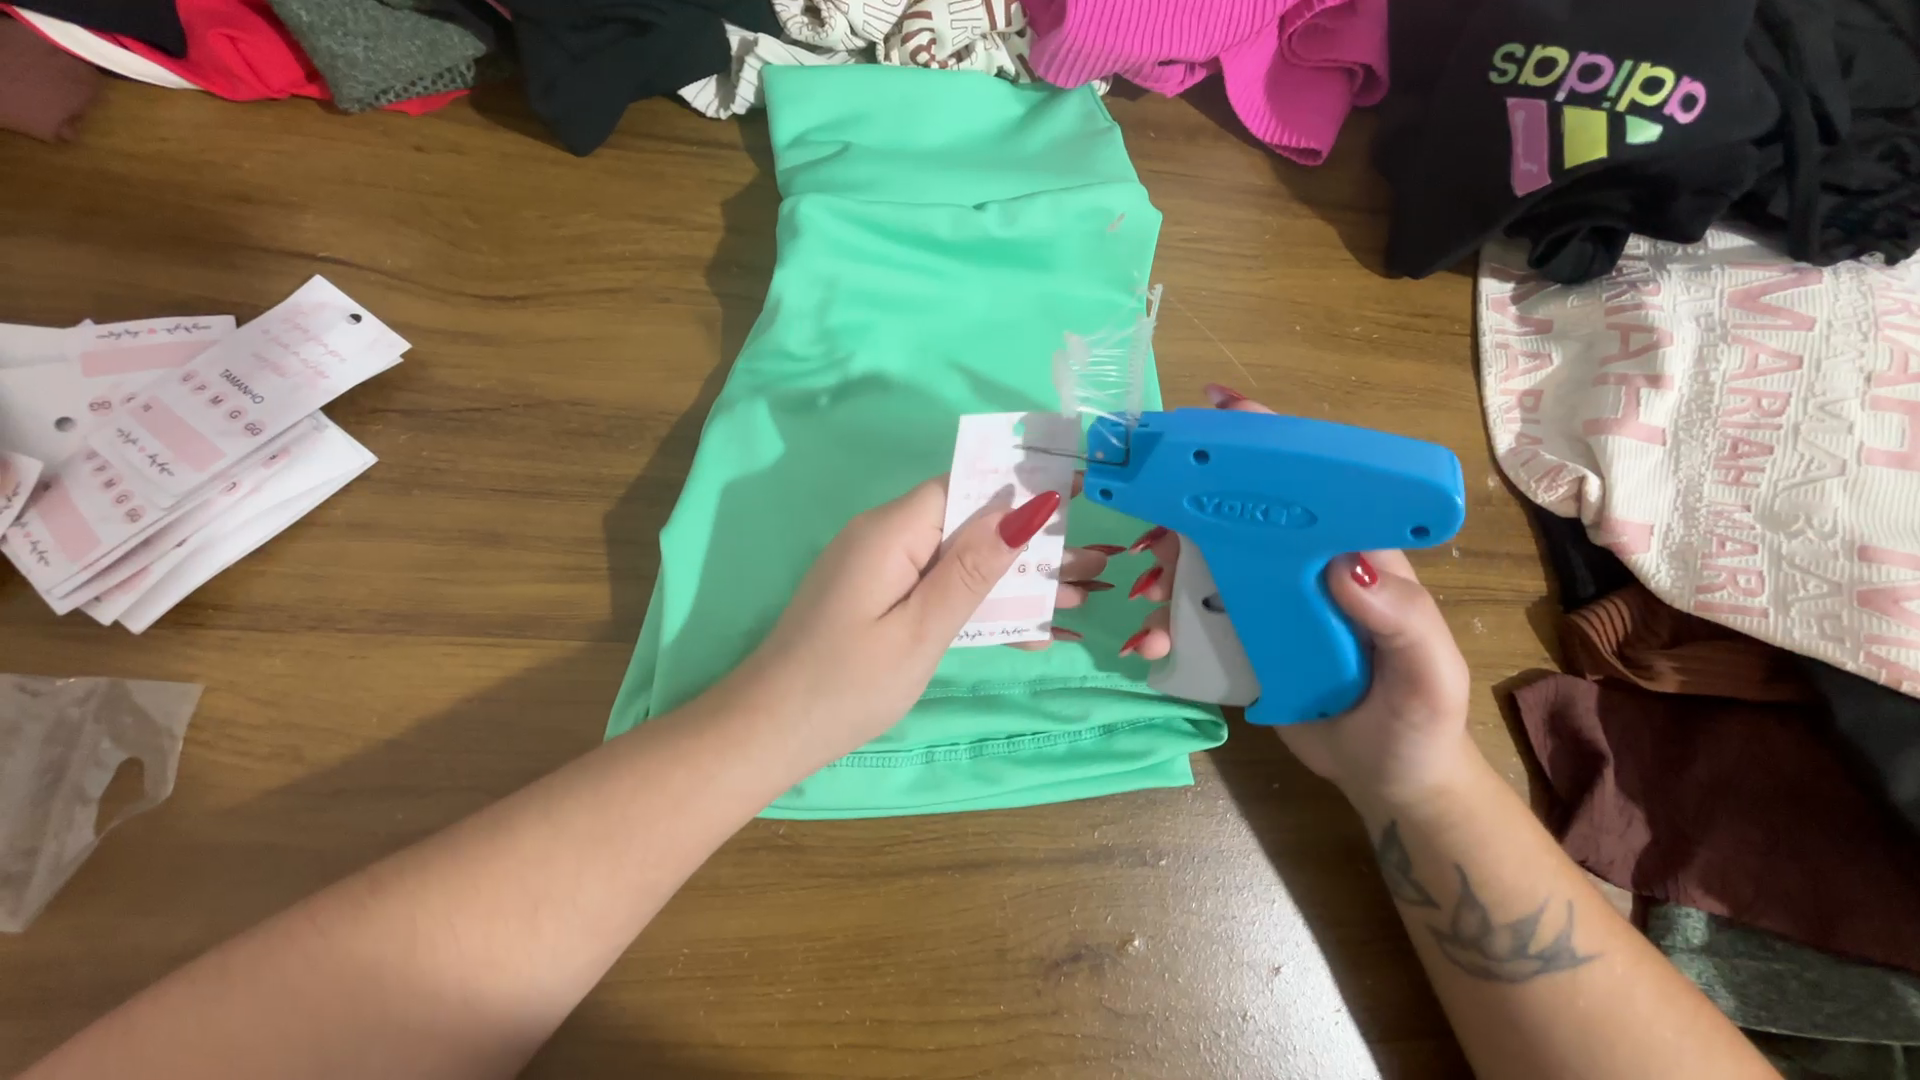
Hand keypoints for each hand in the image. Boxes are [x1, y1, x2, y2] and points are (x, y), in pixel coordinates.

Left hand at [731, 476, 1113, 754]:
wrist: (770, 732)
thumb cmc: (847, 684)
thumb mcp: (921, 629)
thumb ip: (973, 569)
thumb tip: (1027, 506)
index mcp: (893, 530)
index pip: (967, 485)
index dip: (1024, 487)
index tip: (1083, 498)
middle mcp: (886, 537)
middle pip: (970, 524)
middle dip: (1032, 545)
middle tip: (1095, 569)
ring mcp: (881, 569)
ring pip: (961, 560)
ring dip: (1015, 581)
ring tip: (1080, 599)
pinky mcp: (879, 599)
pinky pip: (939, 589)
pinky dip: (979, 606)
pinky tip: (1029, 632)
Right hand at [1120, 385, 1475, 808]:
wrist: (1388, 780)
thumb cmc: (1416, 720)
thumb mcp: (1426, 671)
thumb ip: (1399, 618)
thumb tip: (1343, 564)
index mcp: (1346, 553)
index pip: (1305, 484)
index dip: (1263, 440)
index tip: (1214, 411)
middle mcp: (1297, 568)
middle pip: (1232, 518)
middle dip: (1182, 520)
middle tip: (1149, 546)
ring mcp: (1264, 603)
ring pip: (1199, 565)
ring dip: (1160, 575)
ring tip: (1145, 605)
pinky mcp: (1238, 640)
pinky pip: (1190, 620)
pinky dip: (1160, 629)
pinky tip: (1147, 648)